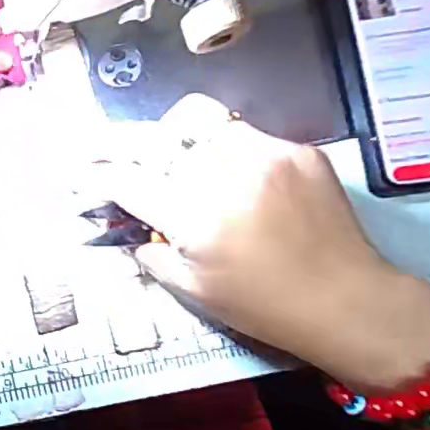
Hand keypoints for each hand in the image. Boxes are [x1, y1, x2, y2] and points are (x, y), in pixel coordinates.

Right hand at [94, 94, 429, 391]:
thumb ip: (152, 254)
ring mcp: (268, 157)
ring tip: (179, 160)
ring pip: (203, 123)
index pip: (130, 181)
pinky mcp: (299, 150)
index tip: (84, 171)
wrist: (346, 299)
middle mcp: (228, 178)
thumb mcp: (195, 291)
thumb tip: (128, 228)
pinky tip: (235, 175)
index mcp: (197, 220)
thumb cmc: (262, 306)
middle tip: (115, 152)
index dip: (99, 174)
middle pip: (160, 138)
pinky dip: (228, 149)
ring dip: (180, 140)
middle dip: (129, 144)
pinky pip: (247, 134)